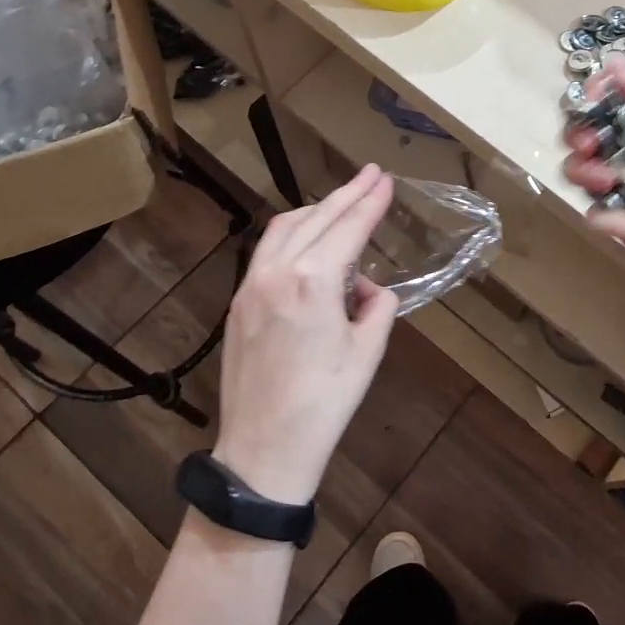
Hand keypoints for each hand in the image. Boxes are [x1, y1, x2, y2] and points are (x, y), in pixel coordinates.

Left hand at [213, 165, 398, 503]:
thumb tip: (371, 290)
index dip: (370, 202)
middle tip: (371, 174)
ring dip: (316, 210)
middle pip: (316, 218)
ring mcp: (250, 286)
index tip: (386, 180)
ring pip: (284, 229)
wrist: (264, 449)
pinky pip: (266, 251)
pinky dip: (292, 233)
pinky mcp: (238, 303)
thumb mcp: (366, 353)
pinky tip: (308, 239)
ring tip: (343, 202)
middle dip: (346, 194)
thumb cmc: (324, 404)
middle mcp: (277, 273)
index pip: (348, 228)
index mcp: (312, 283)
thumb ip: (376, 308)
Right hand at [562, 57, 624, 334]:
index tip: (589, 100)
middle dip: (582, 137)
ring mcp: (624, 186)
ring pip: (580, 169)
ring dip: (588, 173)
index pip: (613, 98)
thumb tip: (616, 59)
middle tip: (590, 147)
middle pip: (587, 131)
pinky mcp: (618, 221)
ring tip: (608, 183)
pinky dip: (609, 216)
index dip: (595, 96)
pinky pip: (594, 210)